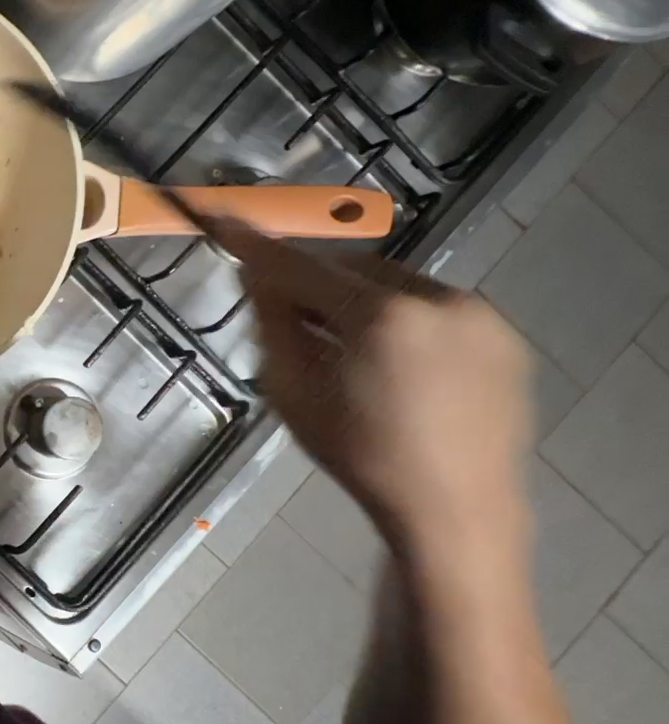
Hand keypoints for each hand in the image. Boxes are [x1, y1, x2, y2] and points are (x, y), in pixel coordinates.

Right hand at [222, 220, 532, 547]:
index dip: (255, 245)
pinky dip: (394, 319)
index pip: (300, 266)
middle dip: (312, 281)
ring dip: (354, 301)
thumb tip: (258, 276)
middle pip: (350, 268)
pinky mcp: (502, 334)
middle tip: (283, 314)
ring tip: (337, 347)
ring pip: (392, 286)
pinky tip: (383, 361)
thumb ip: (274, 324)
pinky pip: (429, 308)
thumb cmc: (356, 452)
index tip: (222, 219)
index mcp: (380, 315)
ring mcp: (477, 314)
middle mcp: (437, 298)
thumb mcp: (291, 391)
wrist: (451, 505)